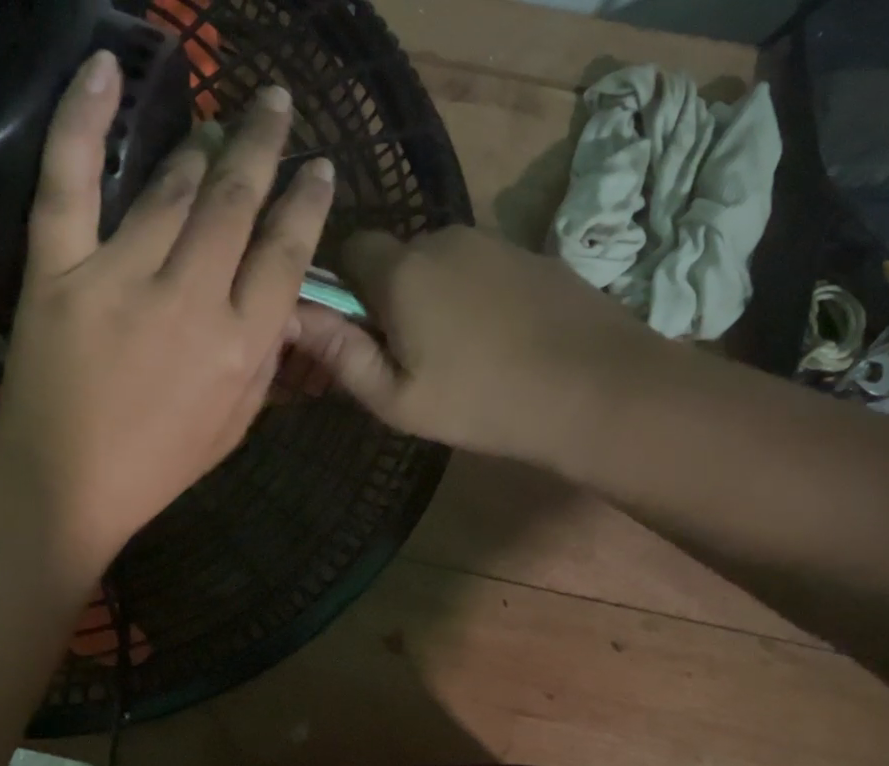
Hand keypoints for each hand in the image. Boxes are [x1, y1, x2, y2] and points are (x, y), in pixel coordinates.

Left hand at [0, 50, 334, 569]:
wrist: (62, 488)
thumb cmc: (155, 466)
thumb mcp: (235, 426)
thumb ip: (266, 359)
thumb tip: (285, 300)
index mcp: (240, 344)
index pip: (287, 252)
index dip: (306, 200)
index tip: (317, 167)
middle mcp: (190, 299)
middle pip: (236, 202)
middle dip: (263, 145)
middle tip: (275, 104)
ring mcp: (120, 277)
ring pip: (170, 190)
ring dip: (200, 149)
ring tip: (217, 126)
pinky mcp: (58, 271)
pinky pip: (70, 181)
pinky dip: (83, 120)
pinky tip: (105, 69)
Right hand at [293, 226, 668, 463]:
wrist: (600, 389)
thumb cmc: (483, 402)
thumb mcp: (396, 398)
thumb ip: (339, 354)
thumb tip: (289, 316)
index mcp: (402, 271)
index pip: (349, 249)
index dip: (344, 288)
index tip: (358, 334)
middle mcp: (443, 239)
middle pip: (396, 258)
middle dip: (390, 296)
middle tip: (409, 358)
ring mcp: (494, 243)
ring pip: (440, 263)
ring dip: (434, 297)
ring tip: (459, 355)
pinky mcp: (532, 256)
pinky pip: (480, 270)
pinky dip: (474, 298)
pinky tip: (498, 343)